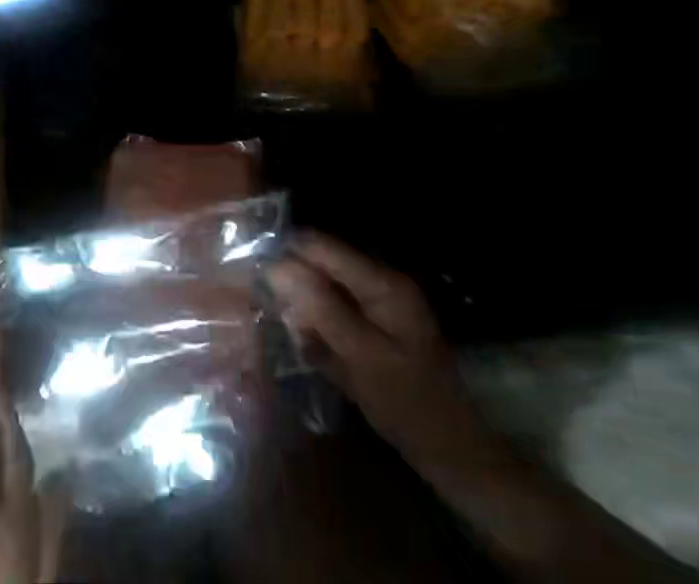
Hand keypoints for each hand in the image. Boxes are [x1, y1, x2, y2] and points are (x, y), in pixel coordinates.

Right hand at [262, 231, 489, 467]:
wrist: (450, 452)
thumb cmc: (408, 403)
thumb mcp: (360, 355)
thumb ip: (320, 307)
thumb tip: (274, 265)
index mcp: (382, 284)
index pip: (319, 246)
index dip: (283, 254)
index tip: (248, 272)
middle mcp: (378, 284)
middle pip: (318, 263)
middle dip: (287, 279)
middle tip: (258, 301)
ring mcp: (374, 305)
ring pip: (318, 286)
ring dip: (296, 303)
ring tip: (278, 325)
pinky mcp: (367, 325)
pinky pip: (327, 308)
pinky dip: (310, 321)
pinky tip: (301, 341)